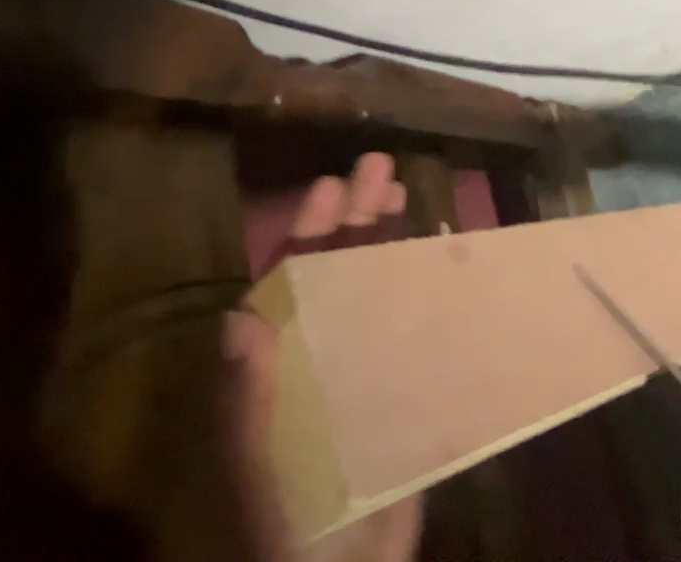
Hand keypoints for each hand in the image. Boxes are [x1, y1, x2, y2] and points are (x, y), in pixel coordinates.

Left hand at [224, 152, 421, 560]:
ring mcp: (364, 361)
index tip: (333, 184)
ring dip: (389, 239)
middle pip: (338, 268)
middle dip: (356, 216)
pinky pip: (415, 317)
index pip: (293, 279)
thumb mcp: (262, 458)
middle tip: (379, 166)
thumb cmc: (295, 515)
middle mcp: (322, 347)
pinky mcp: (403, 379)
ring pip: (377, 284)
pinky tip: (443, 253)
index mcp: (282, 360)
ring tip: (407, 192)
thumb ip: (248, 396)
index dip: (311, 229)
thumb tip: (237, 317)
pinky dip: (427, 282)